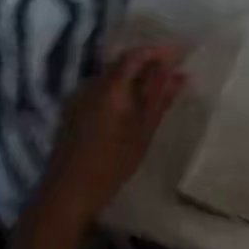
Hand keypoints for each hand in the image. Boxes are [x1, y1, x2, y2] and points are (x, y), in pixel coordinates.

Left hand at [31, 46, 184, 232]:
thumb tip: (178, 73)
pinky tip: (136, 106)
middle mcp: (90, 87)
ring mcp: (78, 99)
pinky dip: (124, 91)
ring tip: (161, 90)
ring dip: (138, 78)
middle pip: (123, 64)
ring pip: (113, 78)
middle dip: (151, 64)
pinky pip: (103, 91)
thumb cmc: (110, 164)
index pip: (136, 56)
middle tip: (176, 72)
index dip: (160, 51)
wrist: (65, 196)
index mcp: (109, 89)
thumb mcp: (143, 131)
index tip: (183, 54)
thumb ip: (159, 98)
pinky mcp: (74, 112)